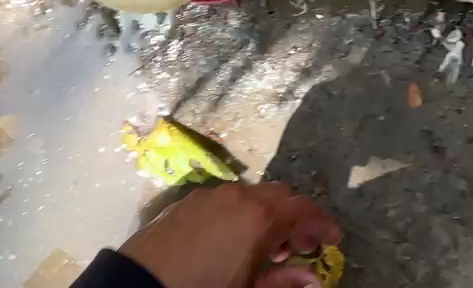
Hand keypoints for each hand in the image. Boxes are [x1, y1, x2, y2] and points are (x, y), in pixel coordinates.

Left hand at [120, 182, 341, 287]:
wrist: (139, 286)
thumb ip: (283, 283)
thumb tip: (314, 282)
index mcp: (259, 216)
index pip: (303, 209)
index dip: (321, 223)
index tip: (333, 240)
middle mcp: (239, 195)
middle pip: (280, 196)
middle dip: (294, 219)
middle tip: (299, 249)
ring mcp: (212, 194)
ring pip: (253, 196)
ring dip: (267, 217)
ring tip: (266, 252)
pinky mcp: (189, 200)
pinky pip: (228, 200)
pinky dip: (242, 215)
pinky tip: (234, 243)